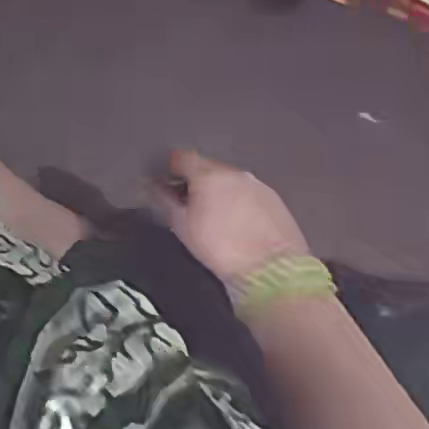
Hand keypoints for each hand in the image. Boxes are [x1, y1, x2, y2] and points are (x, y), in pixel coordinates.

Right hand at [158, 151, 310, 280]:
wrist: (272, 271)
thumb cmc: (219, 246)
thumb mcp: (181, 224)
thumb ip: (163, 199)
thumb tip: (151, 185)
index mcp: (209, 174)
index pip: (182, 157)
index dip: (171, 169)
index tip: (167, 185)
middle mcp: (235, 173)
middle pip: (207, 167)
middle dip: (195, 180)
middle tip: (189, 203)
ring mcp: (259, 186)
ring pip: (229, 180)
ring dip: (218, 190)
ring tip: (215, 215)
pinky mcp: (277, 201)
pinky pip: (248, 192)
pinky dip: (238, 200)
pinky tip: (237, 222)